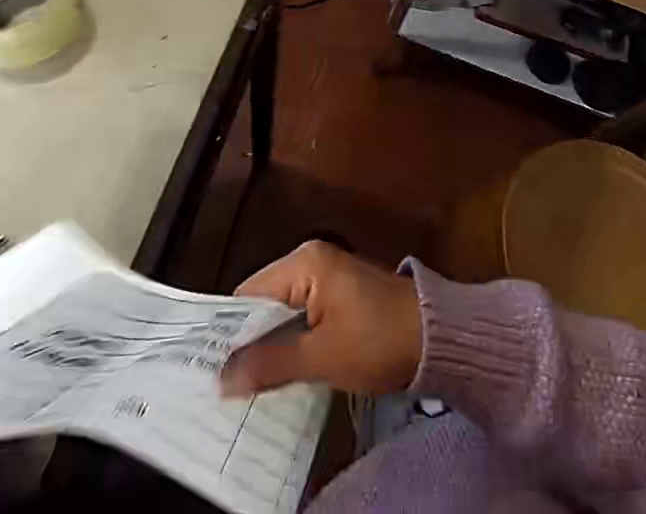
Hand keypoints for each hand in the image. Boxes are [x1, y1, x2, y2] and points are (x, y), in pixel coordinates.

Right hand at [221, 240, 422, 396]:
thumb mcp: (321, 357)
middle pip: (265, 302)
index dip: (229, 333)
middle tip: (224, 384)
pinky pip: (306, 316)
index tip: (207, 369)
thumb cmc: (378, 341)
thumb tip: (222, 377)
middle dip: (250, 342)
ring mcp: (331, 276)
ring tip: (247, 384)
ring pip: (285, 312)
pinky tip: (283, 370)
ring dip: (273, 344)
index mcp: (306, 263)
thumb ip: (269, 363)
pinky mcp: (344, 295)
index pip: (249, 295)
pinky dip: (295, 340)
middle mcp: (314, 261)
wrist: (439, 338)